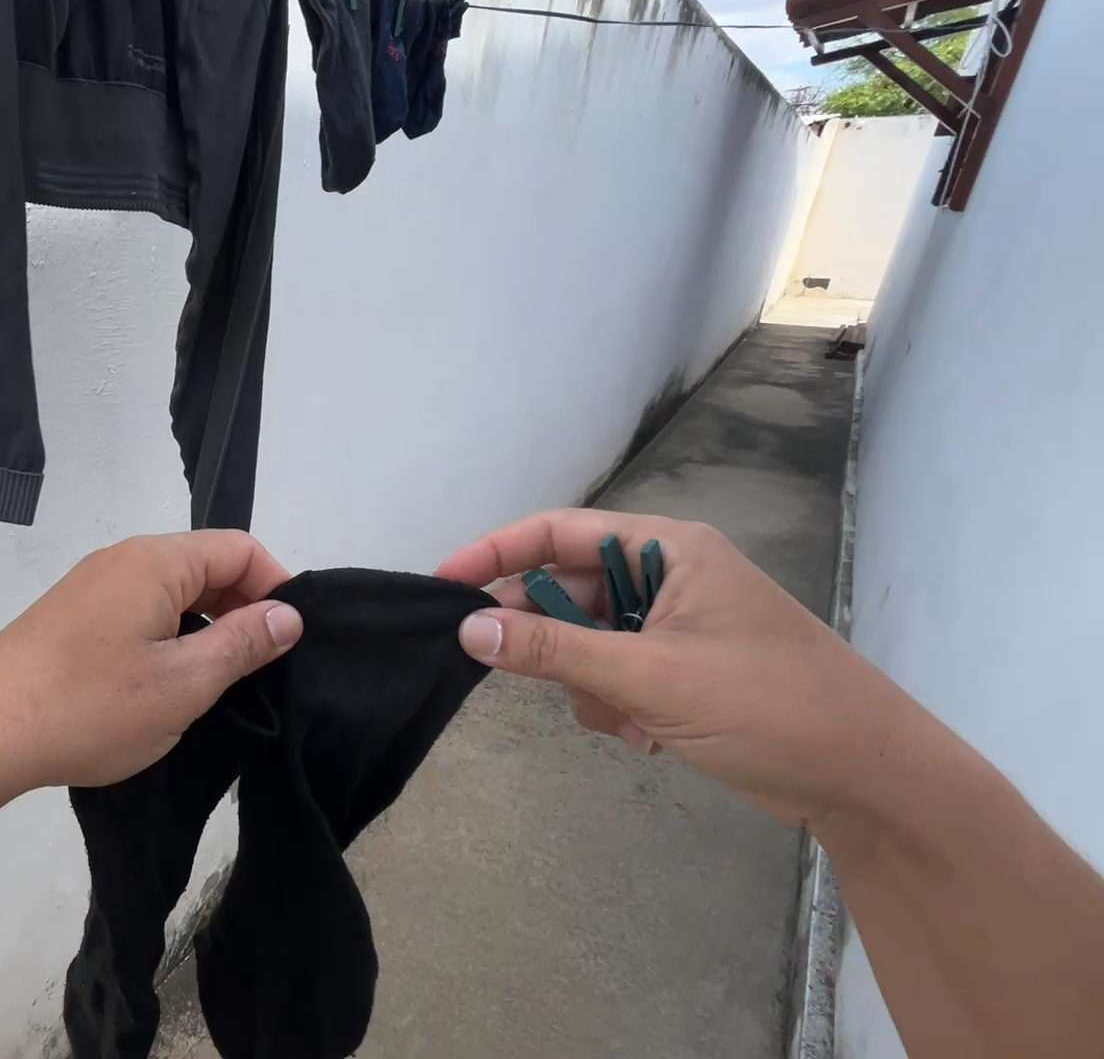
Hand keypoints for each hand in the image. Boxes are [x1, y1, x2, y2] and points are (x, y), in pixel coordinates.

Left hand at [0, 531, 303, 793]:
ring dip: (205, 625)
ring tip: (220, 679)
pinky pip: (138, 610)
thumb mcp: (182, 683)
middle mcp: (122, 559)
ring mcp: (91, 586)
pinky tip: (167, 680)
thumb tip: (288, 615)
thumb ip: (242, 643)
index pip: (239, 548)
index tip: (293, 639)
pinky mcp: (71, 616)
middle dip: (243, 607)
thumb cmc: (90, 707)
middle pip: (204, 565)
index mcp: (155, 561)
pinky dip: (168, 634)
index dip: (277, 586)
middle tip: (263, 667)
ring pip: (170, 591)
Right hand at [437, 508, 927, 825]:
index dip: (494, 552)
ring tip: (623, 718)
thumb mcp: (648, 677)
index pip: (557, 532)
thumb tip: (467, 629)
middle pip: (565, 590)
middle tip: (520, 673)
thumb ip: (551, 651)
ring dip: (584, 682)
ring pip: (581, 638)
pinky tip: (646, 735)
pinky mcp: (676, 667)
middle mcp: (666, 576)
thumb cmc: (771, 708)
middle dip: (548, 640)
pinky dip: (610, 703)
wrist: (877, 788)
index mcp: (667, 550)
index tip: (444, 584)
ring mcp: (671, 624)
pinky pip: (607, 670)